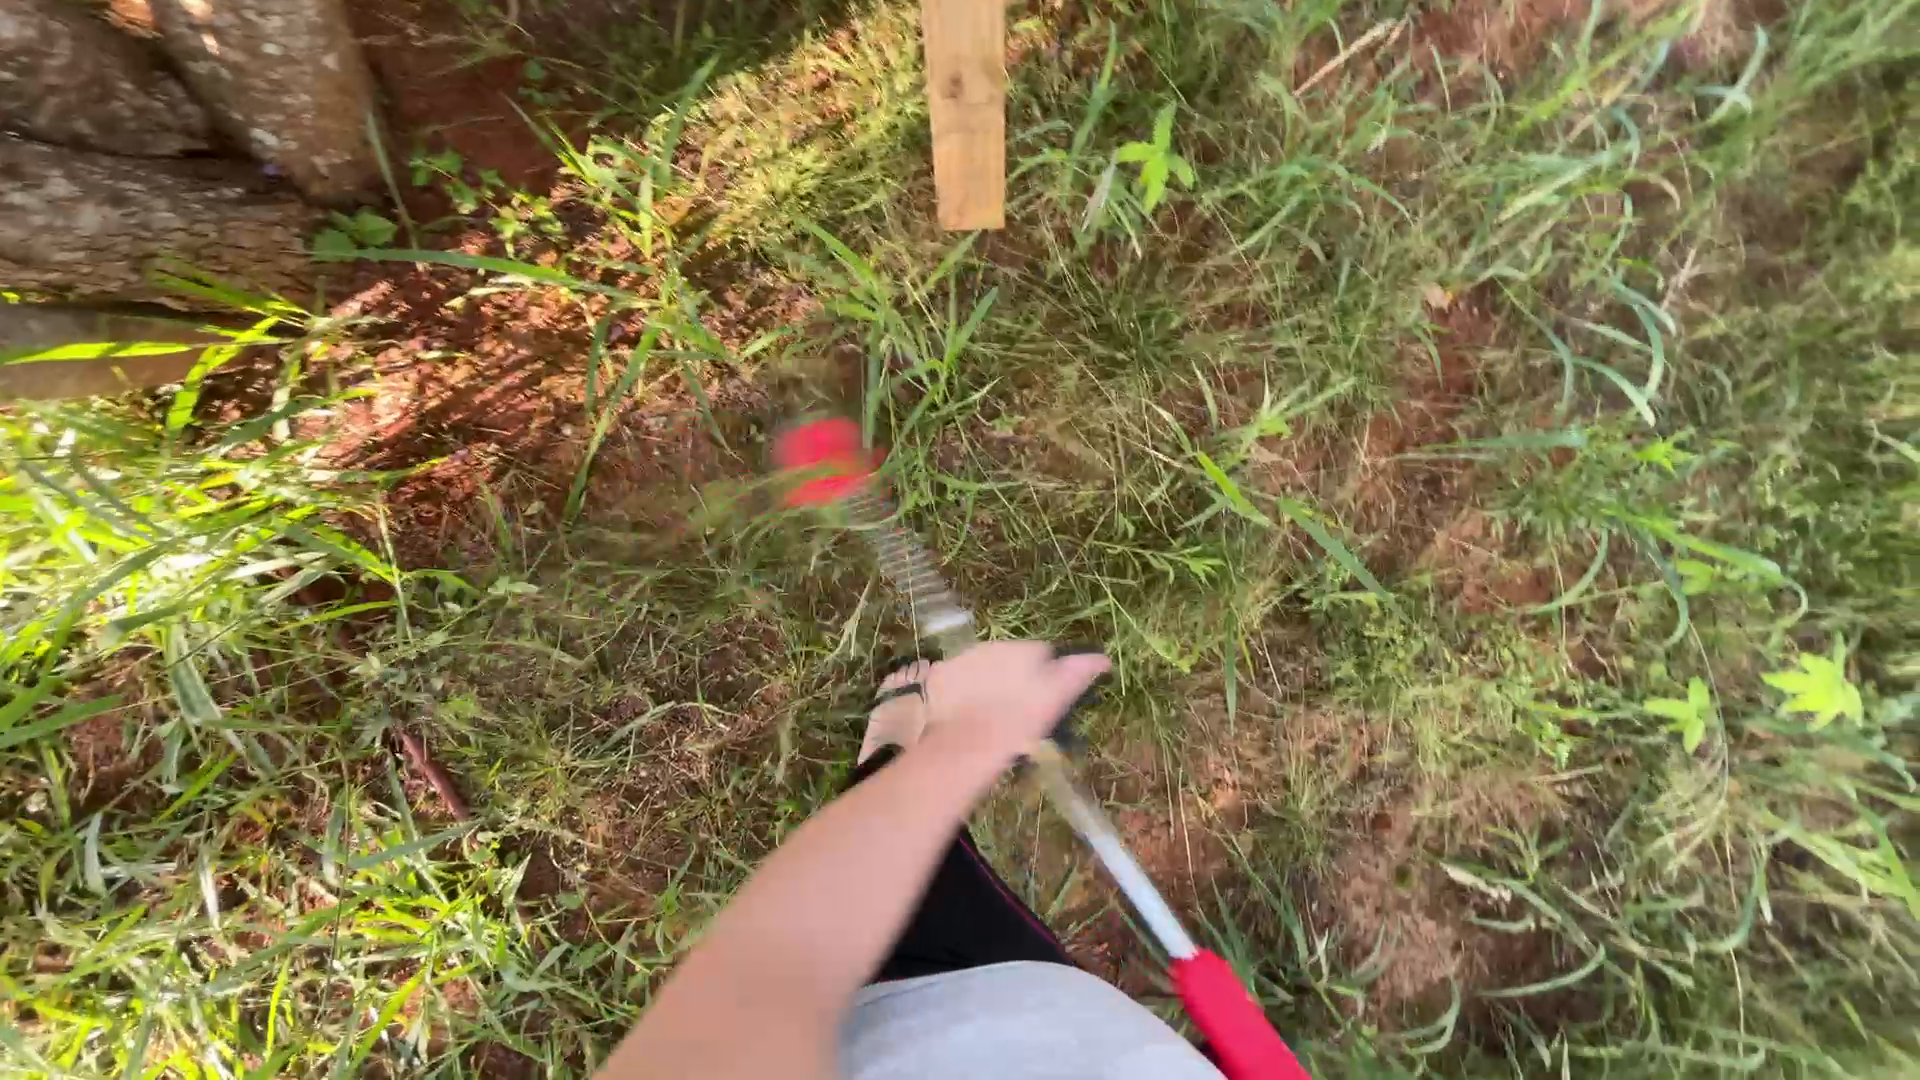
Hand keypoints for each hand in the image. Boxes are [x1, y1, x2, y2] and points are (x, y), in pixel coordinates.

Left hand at [915, 641, 1109, 766]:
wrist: (967, 742)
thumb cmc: (1018, 723)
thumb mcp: (1055, 700)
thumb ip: (1077, 674)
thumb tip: (1102, 659)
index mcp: (1025, 650)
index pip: (1044, 654)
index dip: (1048, 676)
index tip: (1045, 699)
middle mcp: (994, 645)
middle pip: (1013, 658)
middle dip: (1017, 676)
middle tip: (1019, 708)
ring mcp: (965, 658)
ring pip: (985, 666)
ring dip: (990, 682)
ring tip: (991, 713)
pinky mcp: (941, 674)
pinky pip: (958, 678)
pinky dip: (963, 690)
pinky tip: (967, 712)